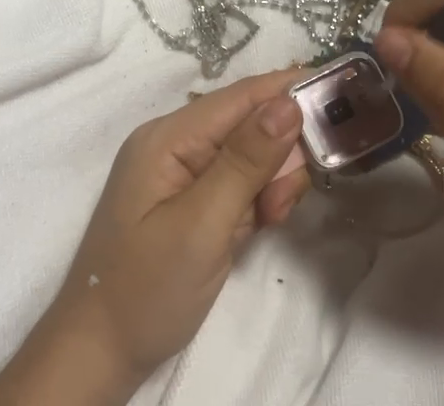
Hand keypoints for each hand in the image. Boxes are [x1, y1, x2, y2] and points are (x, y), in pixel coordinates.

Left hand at [0, 70, 311, 404]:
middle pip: (248, 124)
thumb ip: (246, 162)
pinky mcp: (191, 200)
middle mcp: (173, 143)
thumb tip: (287, 102)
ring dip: (269, 184)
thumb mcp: (203, 225)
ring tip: (266, 222)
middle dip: (278, 156)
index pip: (240, 97)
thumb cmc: (147, 288)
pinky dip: (255, 201)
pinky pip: (238, 182)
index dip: (289, 92)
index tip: (341, 98)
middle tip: (281, 203)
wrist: (101, 352)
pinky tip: (255, 228)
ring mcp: (180, 172)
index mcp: (167, 137)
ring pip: (250, 156)